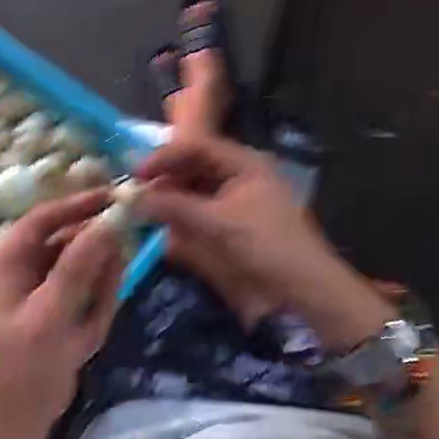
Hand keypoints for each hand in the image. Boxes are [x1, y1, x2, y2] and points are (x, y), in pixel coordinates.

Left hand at [0, 189, 123, 436]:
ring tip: (87, 326)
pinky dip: (96, 309)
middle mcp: (25, 264)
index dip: (82, 203)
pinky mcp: (60, 305)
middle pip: (73, 239)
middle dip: (96, 262)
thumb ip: (80, 265)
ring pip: (88, 267)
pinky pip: (90, 291)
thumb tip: (110, 219)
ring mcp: (44, 286)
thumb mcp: (52, 313)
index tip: (119, 198)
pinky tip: (85, 339)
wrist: (15, 421)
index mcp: (9, 257)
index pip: (48, 215)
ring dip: (98, 292)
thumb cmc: (23, 365)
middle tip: (112, 280)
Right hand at [136, 135, 392, 350]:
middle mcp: (237, 177)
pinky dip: (180, 224)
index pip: (197, 146)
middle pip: (192, 169)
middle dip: (164, 181)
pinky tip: (163, 234)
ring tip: (142, 213)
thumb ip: (175, 206)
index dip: (165, 157)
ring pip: (192, 194)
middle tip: (134, 195)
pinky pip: (197, 218)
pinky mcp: (229, 230)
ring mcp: (233, 204)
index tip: (136, 174)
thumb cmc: (267, 246)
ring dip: (168, 203)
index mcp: (243, 163)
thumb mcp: (218, 223)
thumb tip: (134, 196)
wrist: (304, 292)